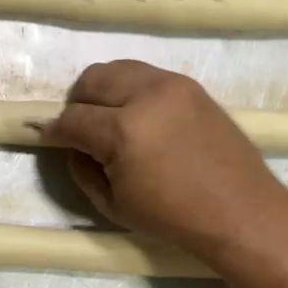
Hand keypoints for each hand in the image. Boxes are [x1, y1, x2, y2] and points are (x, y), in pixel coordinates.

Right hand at [44, 61, 287, 259]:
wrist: (239, 210)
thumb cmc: (172, 218)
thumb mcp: (113, 205)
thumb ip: (84, 171)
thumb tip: (73, 148)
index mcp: (123, 131)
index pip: (73, 119)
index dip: (55, 131)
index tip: (48, 138)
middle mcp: (146, 96)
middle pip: (93, 80)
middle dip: (78, 103)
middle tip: (78, 128)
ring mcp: (173, 86)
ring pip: (120, 69)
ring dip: (104, 91)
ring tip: (107, 120)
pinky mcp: (192, 86)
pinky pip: (148, 76)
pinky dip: (132, 90)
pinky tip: (138, 119)